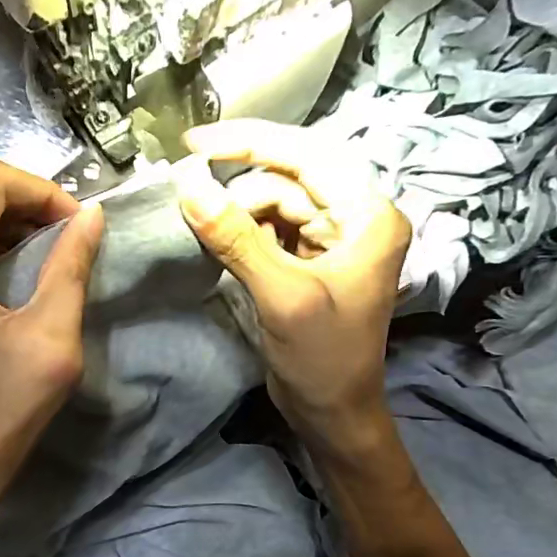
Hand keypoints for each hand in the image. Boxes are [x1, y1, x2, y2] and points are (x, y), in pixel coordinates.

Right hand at [178, 120, 410, 454]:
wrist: (333, 414)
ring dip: (237, 211)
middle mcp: (356, 218)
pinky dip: (242, 231)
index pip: (309, 156)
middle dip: (238, 184)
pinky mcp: (309, 260)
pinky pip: (270, 229)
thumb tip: (189, 187)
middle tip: (187, 194)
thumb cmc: (324, 360)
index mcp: (369, 217)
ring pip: (275, 202)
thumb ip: (237, 240)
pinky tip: (216, 238)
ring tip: (201, 226)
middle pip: (289, 177)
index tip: (196, 142)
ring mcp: (332, 239)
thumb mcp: (282, 297)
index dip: (251, 142)